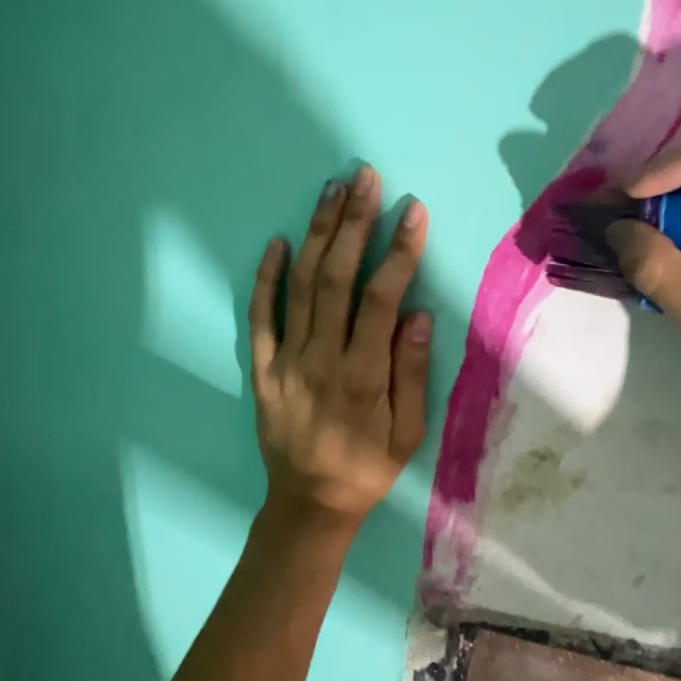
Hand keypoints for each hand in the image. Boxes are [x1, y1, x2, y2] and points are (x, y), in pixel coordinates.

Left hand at [248, 166, 431, 538]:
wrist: (309, 503)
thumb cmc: (367, 468)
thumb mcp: (407, 432)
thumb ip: (411, 372)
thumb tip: (419, 313)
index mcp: (363, 374)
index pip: (382, 298)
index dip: (398, 251)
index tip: (412, 210)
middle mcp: (322, 358)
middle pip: (336, 278)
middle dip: (354, 224)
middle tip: (366, 177)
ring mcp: (287, 361)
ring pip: (300, 286)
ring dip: (317, 235)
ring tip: (332, 191)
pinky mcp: (263, 369)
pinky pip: (261, 317)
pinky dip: (266, 278)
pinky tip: (277, 241)